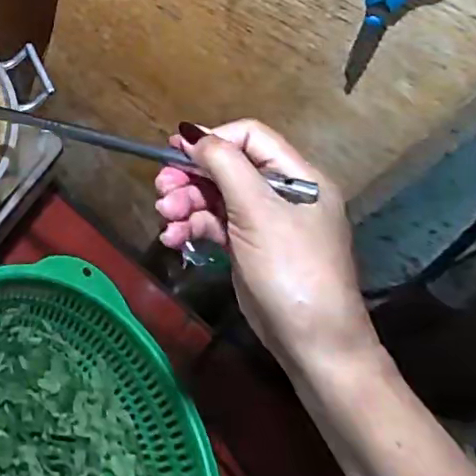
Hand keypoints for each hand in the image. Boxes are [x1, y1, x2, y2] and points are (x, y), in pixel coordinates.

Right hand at [154, 119, 375, 372]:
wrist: (313, 345)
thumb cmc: (291, 269)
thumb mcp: (257, 210)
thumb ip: (223, 164)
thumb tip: (190, 131)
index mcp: (298, 178)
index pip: (250, 136)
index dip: (212, 139)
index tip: (178, 152)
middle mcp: (281, 193)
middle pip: (223, 166)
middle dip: (189, 177)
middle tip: (162, 189)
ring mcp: (262, 220)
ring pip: (211, 194)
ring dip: (183, 203)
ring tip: (165, 218)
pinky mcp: (245, 243)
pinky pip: (210, 221)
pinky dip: (189, 225)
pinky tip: (172, 237)